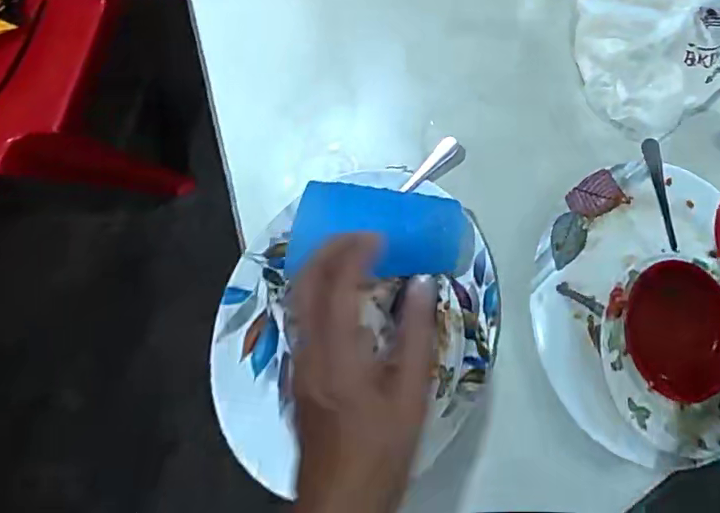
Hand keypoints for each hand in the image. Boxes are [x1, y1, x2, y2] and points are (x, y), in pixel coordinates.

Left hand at [292, 233, 436, 512]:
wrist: (341, 505)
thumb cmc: (381, 452)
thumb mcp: (412, 395)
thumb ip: (418, 333)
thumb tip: (423, 282)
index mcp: (339, 355)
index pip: (338, 285)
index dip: (356, 251)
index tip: (379, 235)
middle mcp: (309, 353)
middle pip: (305, 284)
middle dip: (329, 249)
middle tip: (360, 233)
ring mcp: (297, 364)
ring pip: (296, 298)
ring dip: (320, 266)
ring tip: (351, 252)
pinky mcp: (297, 374)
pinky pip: (300, 316)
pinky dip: (318, 290)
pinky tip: (342, 293)